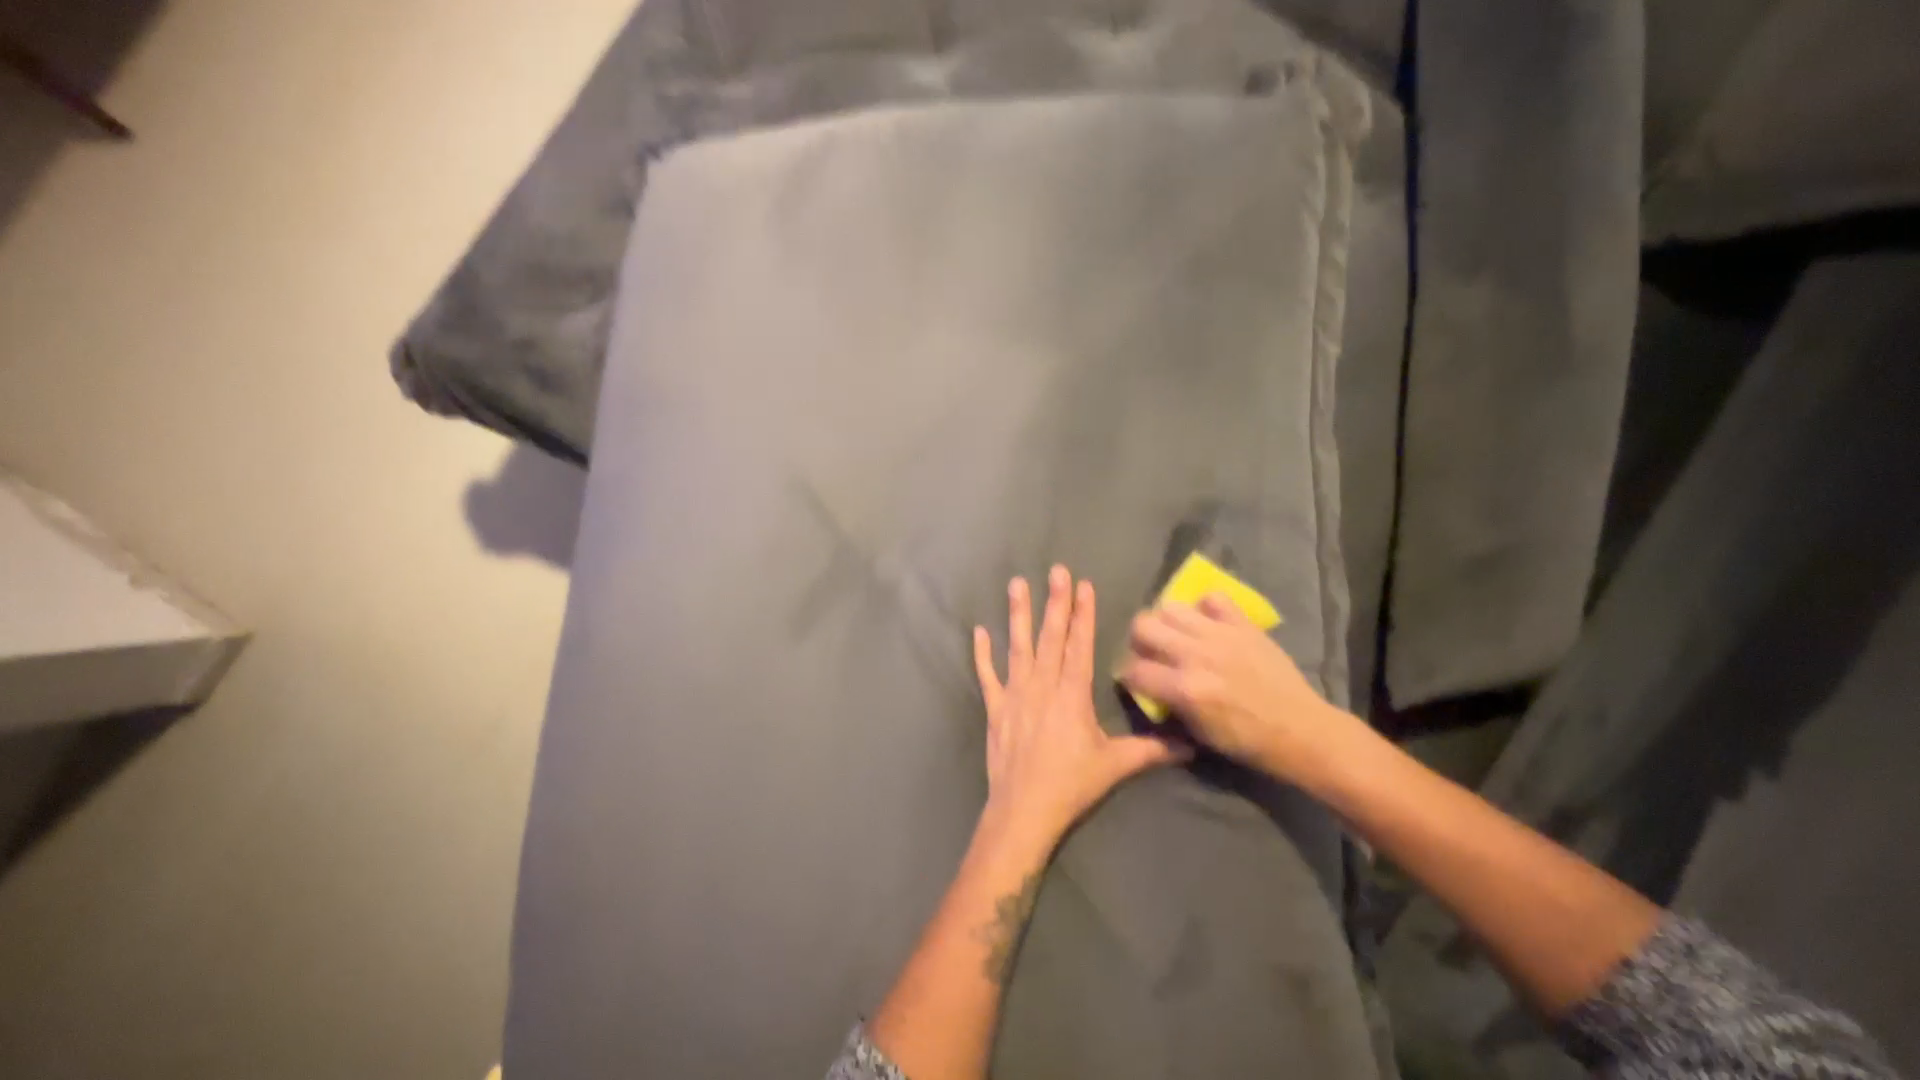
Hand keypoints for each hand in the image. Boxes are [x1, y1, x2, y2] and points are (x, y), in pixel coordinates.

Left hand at [974, 566, 1189, 850]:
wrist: (1024, 811)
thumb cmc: (1072, 785)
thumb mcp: (1117, 765)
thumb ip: (1153, 750)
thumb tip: (1192, 745)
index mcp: (1073, 693)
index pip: (1080, 645)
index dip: (1083, 614)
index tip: (1084, 584)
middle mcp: (1043, 686)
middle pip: (1051, 636)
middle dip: (1055, 602)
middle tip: (1056, 569)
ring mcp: (1016, 696)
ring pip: (1018, 647)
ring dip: (1018, 615)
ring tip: (1017, 584)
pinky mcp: (996, 710)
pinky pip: (987, 677)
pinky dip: (982, 655)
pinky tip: (979, 632)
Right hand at [1119, 594, 1361, 783]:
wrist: (1299, 729)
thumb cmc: (1247, 741)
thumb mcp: (1198, 733)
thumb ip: (1170, 704)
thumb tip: (1151, 686)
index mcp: (1184, 689)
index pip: (1134, 669)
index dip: (1130, 676)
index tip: (1138, 681)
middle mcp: (1196, 655)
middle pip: (1143, 626)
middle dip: (1140, 641)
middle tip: (1153, 653)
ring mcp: (1220, 635)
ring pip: (1171, 607)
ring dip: (1167, 622)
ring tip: (1178, 636)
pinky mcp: (1243, 624)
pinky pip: (1213, 598)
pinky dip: (1205, 608)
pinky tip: (1209, 625)